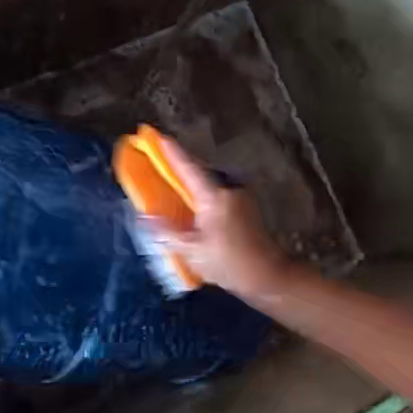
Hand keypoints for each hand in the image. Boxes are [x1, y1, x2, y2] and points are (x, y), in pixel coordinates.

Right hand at [145, 135, 293, 298]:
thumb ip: (167, 231)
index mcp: (213, 197)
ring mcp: (239, 197)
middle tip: (157, 159)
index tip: (156, 136)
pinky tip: (189, 203)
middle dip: (178, 165)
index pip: (188, 168)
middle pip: (198, 172)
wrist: (267, 277)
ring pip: (207, 183)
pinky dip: (199, 194)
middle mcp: (228, 190)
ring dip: (189, 181)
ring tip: (169, 181)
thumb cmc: (229, 263)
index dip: (171, 152)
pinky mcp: (243, 208)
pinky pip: (214, 194)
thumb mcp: (192, 251)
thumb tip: (145, 216)